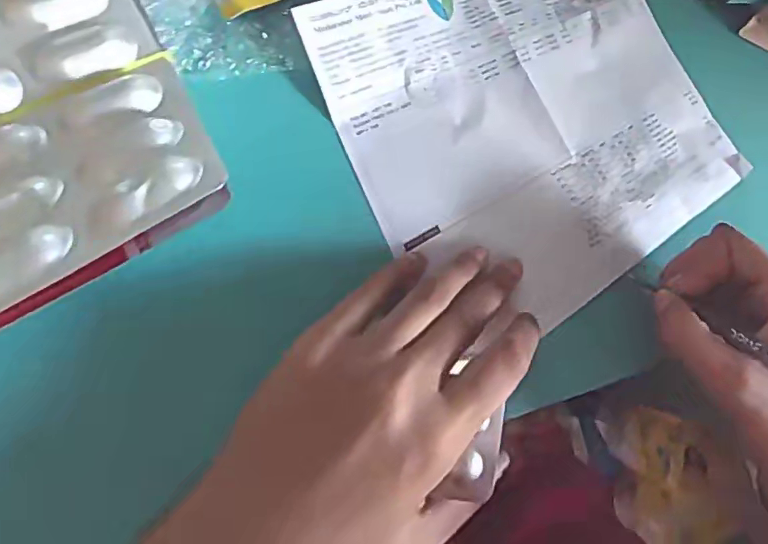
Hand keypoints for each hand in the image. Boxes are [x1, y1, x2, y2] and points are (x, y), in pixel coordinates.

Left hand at [147, 248, 540, 543]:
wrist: (238, 538)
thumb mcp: (409, 542)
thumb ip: (460, 502)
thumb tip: (496, 462)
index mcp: (436, 436)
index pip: (499, 369)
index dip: (522, 338)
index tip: (529, 320)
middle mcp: (407, 384)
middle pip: (467, 320)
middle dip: (497, 290)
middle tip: (512, 267)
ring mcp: (361, 355)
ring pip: (426, 297)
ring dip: (458, 271)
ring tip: (478, 253)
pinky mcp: (319, 341)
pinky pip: (369, 295)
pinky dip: (398, 273)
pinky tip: (417, 260)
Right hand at [653, 224, 767, 543]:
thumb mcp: (738, 387)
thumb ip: (691, 338)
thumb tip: (657, 300)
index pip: (730, 246)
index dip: (694, 263)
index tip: (668, 296)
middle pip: (722, 260)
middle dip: (690, 281)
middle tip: (667, 315)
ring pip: (717, 284)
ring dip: (691, 302)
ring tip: (676, 334)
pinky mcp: (762, 338)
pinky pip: (720, 309)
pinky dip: (698, 320)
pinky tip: (690, 345)